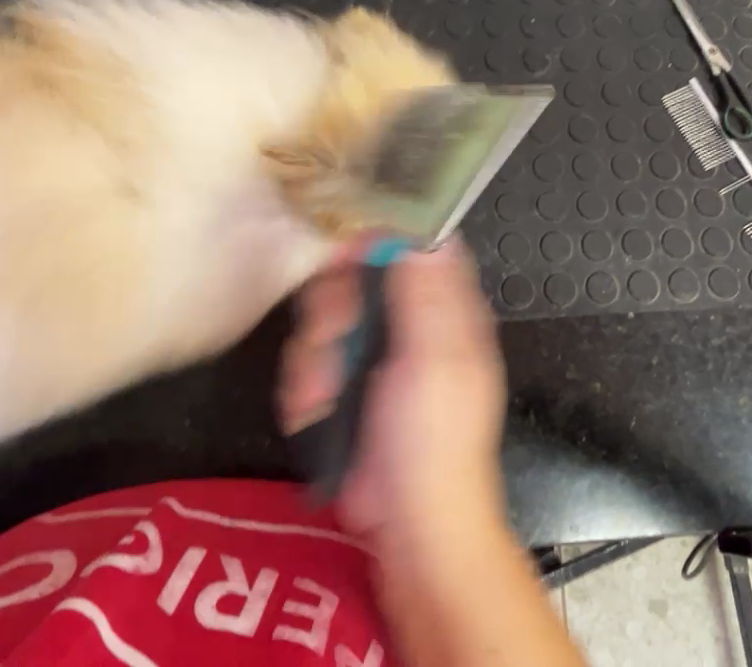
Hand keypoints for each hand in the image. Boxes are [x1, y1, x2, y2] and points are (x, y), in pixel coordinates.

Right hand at [280, 241, 508, 557]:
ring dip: (314, 361)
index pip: (407, 245)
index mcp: (445, 308)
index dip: (370, 245)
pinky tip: (316, 411)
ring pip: (324, 320)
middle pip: (353, 279)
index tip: (340, 264)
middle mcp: (410, 322)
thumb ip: (424, 292)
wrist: (408, 522)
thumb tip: (422, 229)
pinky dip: (306, 387)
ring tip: (323, 397)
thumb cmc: (431, 439)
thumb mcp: (436, 358)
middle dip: (330, 316)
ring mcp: (375, 354)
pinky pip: (310, 360)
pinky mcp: (345, 384)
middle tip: (331, 351)